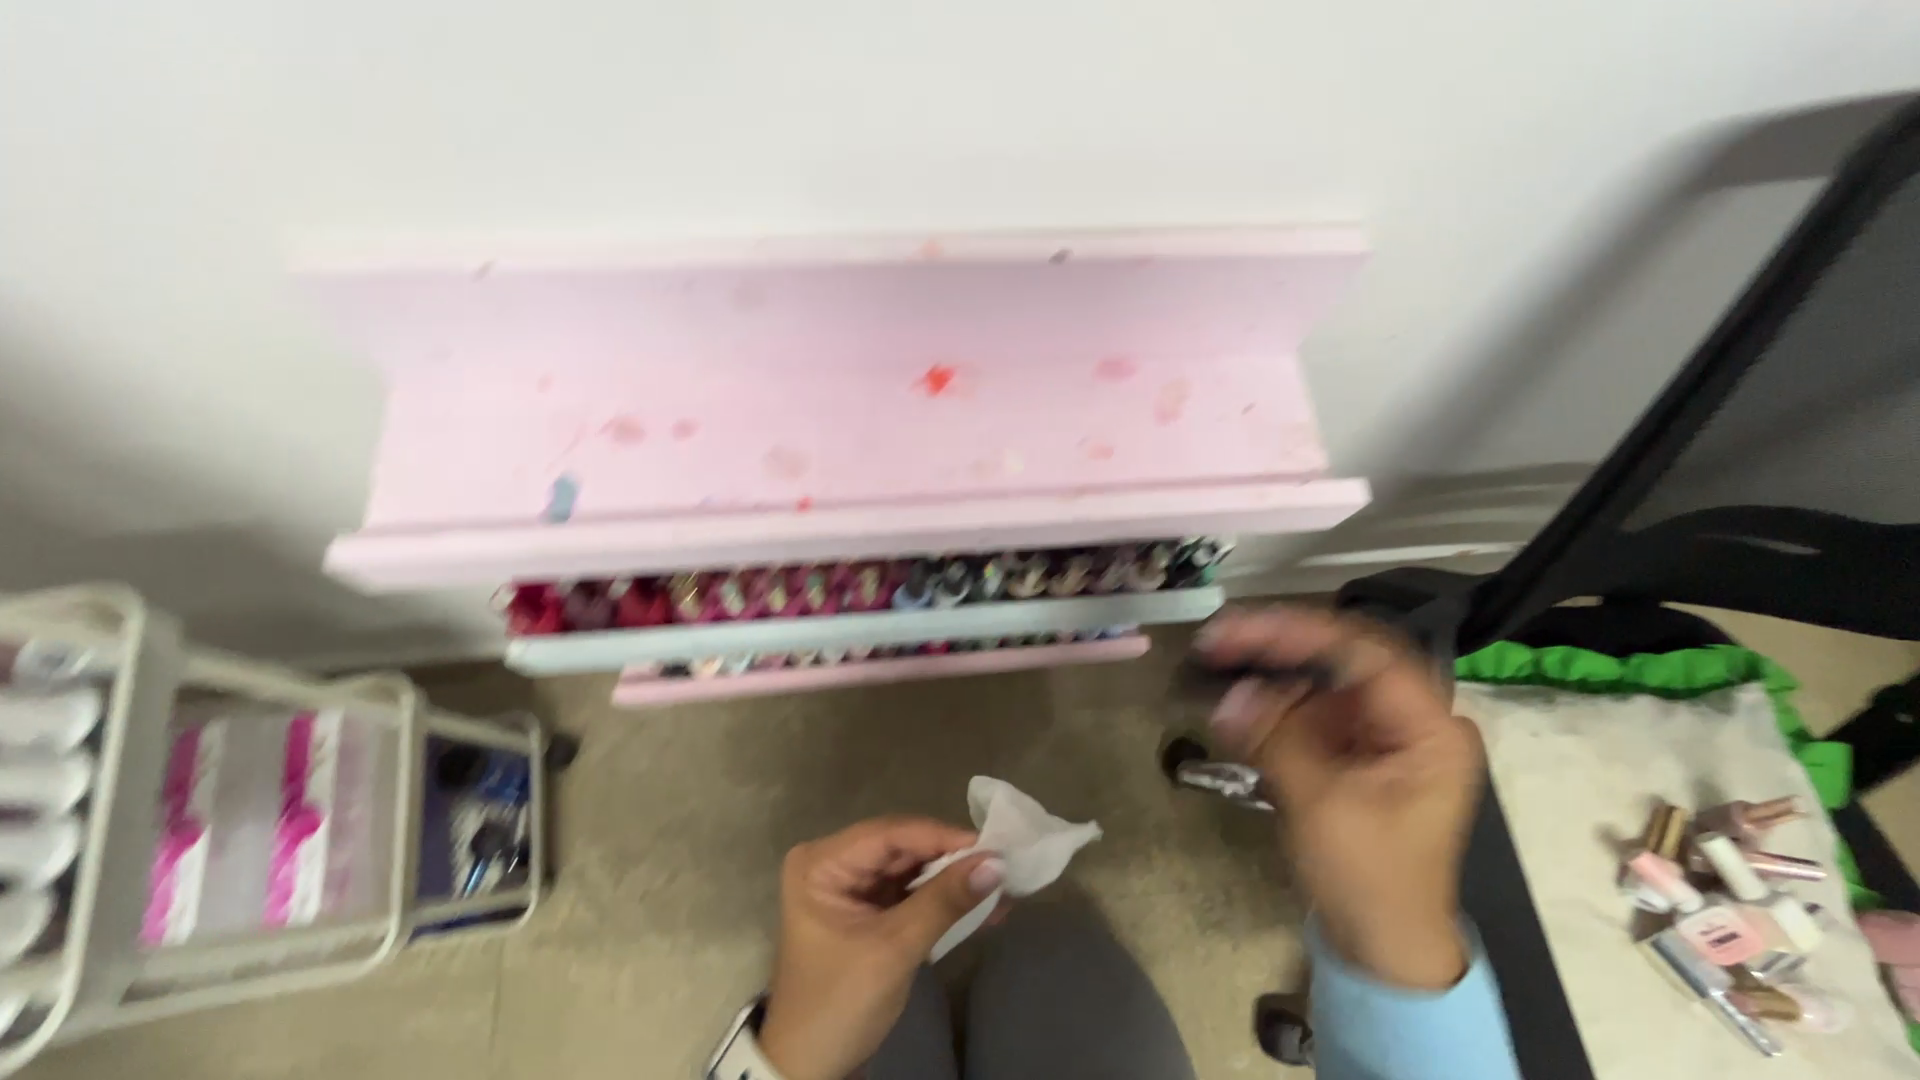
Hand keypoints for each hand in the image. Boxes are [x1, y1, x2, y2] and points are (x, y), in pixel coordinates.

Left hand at [758, 818, 1003, 1079]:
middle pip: (901, 848)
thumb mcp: (893, 950)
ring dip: (952, 880)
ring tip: (1001, 884)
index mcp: (821, 862)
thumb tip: (996, 863)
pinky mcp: (867, 912)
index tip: (992, 846)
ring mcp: (850, 888)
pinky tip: (980, 905)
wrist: (810, 1070)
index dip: (940, 836)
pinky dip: (942, 900)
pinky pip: (910, 894)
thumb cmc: (839, 1004)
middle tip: (1002, 864)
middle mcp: (832, 864)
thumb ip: (943, 901)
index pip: (889, 834)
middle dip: (950, 859)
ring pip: (910, 870)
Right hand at [1195, 606, 1483, 989]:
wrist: (1380, 943)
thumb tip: (1227, 694)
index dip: (1305, 633)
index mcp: (1430, 731)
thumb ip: (1276, 739)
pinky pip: (1306, 710)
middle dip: (1278, 645)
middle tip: (1219, 636)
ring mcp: (1377, 733)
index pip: (1368, 656)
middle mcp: (1408, 719)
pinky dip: (1268, 702)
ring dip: (1267, 670)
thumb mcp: (1322, 806)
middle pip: (1341, 661)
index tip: (1246, 627)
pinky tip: (1232, 695)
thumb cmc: (1369, 879)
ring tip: (1215, 657)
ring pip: (1318, 681)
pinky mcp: (1348, 750)